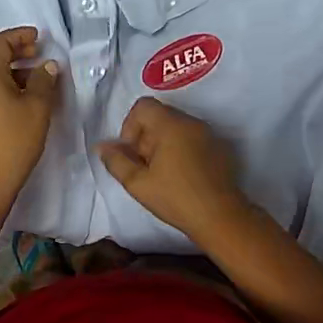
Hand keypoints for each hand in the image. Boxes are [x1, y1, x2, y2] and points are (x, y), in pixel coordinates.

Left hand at [0, 27, 59, 197]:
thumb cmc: (16, 137)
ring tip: (41, 76)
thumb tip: (46, 66)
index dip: (18, 36)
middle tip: (39, 52)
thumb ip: (43, 80)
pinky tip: (32, 96)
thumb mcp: (37, 105)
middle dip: (17, 50)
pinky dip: (14, 85)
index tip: (39, 37)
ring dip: (17, 69)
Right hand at [98, 97, 250, 242]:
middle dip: (144, 138)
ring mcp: (209, 134)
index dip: (130, 127)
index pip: (143, 106)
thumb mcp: (137, 183)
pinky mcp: (219, 148)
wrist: (220, 216)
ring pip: (175, 128)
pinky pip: (191, 138)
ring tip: (160, 174)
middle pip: (159, 116)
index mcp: (171, 125)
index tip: (132, 153)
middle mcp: (192, 122)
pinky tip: (179, 176)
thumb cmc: (175, 197)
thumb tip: (103, 146)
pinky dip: (179, 150)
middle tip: (144, 167)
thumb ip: (116, 161)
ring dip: (161, 145)